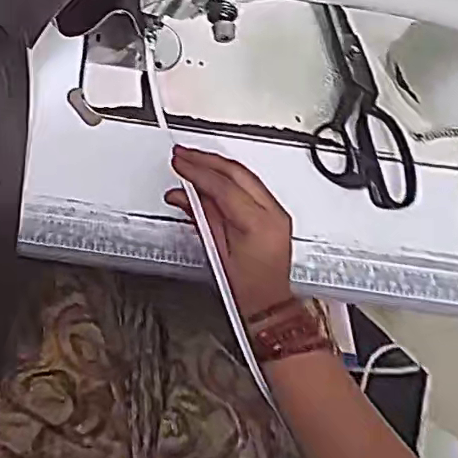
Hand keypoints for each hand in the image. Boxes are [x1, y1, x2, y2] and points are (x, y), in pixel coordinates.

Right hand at [165, 146, 293, 315]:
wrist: (268, 303)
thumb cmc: (245, 287)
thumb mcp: (216, 250)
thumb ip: (201, 215)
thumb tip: (185, 193)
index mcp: (258, 224)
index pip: (223, 186)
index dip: (198, 171)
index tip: (180, 163)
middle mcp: (273, 213)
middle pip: (236, 172)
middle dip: (206, 160)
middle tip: (183, 154)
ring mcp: (277, 210)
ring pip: (244, 173)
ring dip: (216, 163)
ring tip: (193, 159)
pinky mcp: (275, 210)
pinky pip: (250, 182)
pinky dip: (228, 174)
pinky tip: (213, 171)